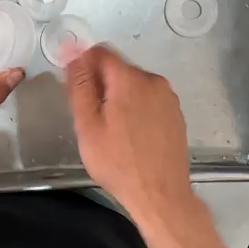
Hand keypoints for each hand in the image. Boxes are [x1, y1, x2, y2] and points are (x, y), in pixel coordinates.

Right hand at [65, 46, 196, 218]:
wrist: (160, 195)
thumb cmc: (118, 163)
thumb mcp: (88, 125)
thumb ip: (80, 86)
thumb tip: (73, 55)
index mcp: (130, 80)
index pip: (101, 52)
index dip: (83, 62)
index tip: (74, 84)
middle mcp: (153, 81)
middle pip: (119, 68)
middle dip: (101, 83)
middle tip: (89, 114)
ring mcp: (169, 98)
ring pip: (135, 84)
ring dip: (119, 96)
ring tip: (110, 129)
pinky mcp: (176, 114)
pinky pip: (149, 100)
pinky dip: (136, 108)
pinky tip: (130, 135)